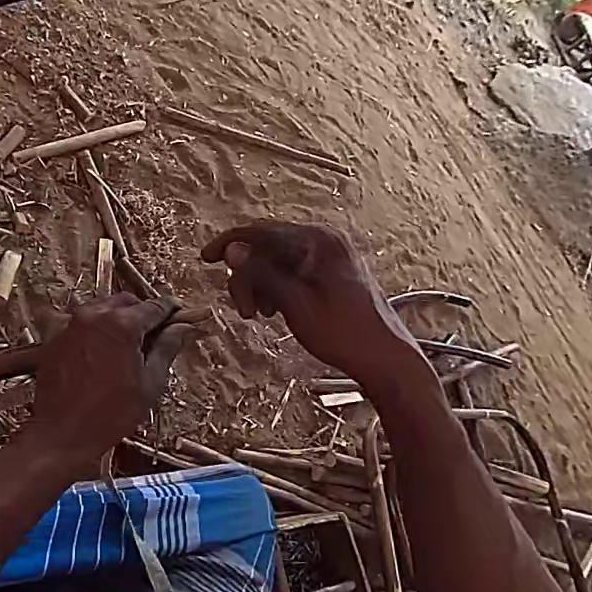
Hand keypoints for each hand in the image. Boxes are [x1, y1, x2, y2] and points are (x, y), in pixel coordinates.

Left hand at [23, 294, 195, 473]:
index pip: (154, 306)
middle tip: (157, 332)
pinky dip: (98, 329)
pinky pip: (83, 323)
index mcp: (121, 324)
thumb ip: (167, 348)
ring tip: (131, 343)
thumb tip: (183, 327)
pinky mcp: (56, 337)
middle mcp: (94, 315)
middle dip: (144, 311)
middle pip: (126, 301)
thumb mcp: (150, 383)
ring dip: (120, 318)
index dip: (170, 310)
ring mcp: (71, 324)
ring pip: (103, 308)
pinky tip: (106, 351)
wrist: (61, 432)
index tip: (180, 314)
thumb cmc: (111, 414)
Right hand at [200, 220, 422, 386]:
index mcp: (317, 241)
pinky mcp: (328, 271)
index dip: (230, 244)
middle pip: (266, 247)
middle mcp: (322, 240)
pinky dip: (274, 288)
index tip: (206, 259)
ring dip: (259, 285)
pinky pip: (289, 271)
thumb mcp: (294, 302)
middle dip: (247, 277)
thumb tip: (231, 250)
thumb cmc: (343, 332)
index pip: (261, 232)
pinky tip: (273, 311)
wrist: (385, 359)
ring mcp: (327, 255)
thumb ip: (262, 273)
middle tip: (243, 310)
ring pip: (274, 261)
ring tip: (260, 315)